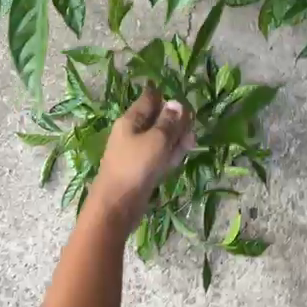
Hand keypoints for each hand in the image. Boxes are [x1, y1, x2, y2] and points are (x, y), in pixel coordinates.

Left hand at [90, 85, 194, 225]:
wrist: (116, 207)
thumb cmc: (135, 167)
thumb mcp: (157, 140)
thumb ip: (169, 122)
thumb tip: (177, 103)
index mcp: (131, 119)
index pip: (150, 98)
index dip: (168, 99)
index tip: (186, 106)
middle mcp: (133, 132)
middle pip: (158, 119)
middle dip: (176, 123)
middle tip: (190, 132)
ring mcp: (137, 151)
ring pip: (161, 138)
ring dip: (176, 140)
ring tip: (189, 145)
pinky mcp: (142, 168)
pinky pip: (159, 155)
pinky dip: (169, 155)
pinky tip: (179, 159)